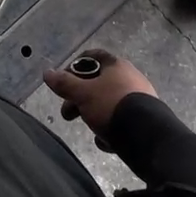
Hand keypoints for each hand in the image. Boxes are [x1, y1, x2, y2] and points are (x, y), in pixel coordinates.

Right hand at [41, 49, 156, 135]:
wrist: (148, 137)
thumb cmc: (111, 105)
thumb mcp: (82, 94)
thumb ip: (64, 83)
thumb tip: (46, 73)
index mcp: (116, 65)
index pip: (93, 55)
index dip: (76, 65)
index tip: (65, 80)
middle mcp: (131, 77)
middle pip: (99, 83)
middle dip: (80, 97)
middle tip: (68, 112)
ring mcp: (142, 98)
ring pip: (111, 102)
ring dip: (96, 113)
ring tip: (89, 128)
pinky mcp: (148, 120)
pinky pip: (124, 120)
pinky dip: (112, 127)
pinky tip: (106, 141)